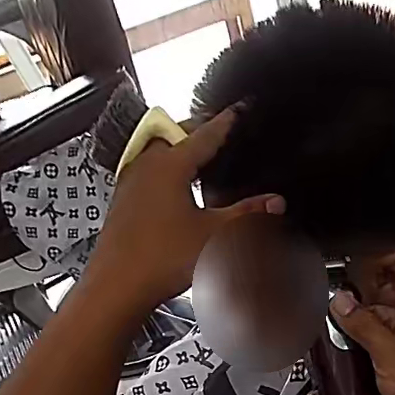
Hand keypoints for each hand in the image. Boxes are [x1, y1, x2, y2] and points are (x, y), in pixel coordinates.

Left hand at [79, 107, 283, 315]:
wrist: (119, 284)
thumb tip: (275, 202)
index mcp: (169, 167)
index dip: (225, 122)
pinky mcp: (124, 201)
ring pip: (158, 150)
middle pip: (176, 134)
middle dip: (200, 128)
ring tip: (200, 152)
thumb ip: (248, 215)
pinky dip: (166, 167)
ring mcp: (131, 182)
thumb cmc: (160, 259)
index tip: (238, 110)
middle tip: (220, 126)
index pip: (204, 134)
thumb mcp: (216, 235)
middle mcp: (145, 166)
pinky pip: (147, 170)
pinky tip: (177, 185)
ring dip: (180, 146)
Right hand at [323, 291, 394, 394]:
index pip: (370, 311)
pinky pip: (371, 388)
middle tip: (326, 358)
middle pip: (365, 338)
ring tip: (331, 380)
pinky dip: (357, 392)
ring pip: (366, 365)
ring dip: (348, 372)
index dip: (346, 317)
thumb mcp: (390, 354)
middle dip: (344, 348)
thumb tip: (342, 301)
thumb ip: (364, 326)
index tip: (325, 326)